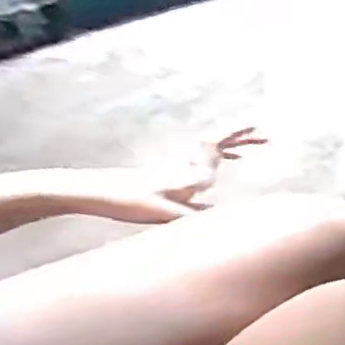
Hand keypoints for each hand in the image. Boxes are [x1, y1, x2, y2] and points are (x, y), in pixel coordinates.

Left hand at [54, 127, 267, 222]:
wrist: (80, 193)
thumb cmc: (125, 202)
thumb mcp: (167, 214)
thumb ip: (203, 216)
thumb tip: (236, 219)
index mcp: (191, 173)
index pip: (215, 148)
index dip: (234, 135)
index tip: (254, 126)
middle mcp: (185, 168)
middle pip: (215, 147)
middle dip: (239, 140)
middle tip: (263, 135)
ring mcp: (173, 171)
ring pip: (207, 157)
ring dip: (229, 151)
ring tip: (246, 152)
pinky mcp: (165, 178)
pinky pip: (197, 167)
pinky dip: (212, 164)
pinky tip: (215, 174)